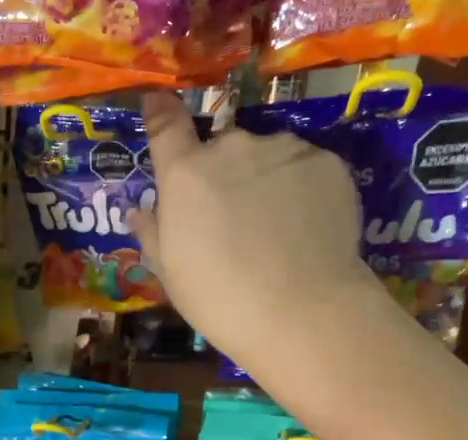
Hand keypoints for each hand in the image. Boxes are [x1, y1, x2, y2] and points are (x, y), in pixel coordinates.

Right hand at [129, 91, 378, 361]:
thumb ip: (153, 233)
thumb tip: (140, 212)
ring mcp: (284, 149)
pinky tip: (301, 228)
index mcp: (185, 175)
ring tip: (272, 228)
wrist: (299, 309)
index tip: (157, 102)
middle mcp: (232, 148)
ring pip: (265, 156)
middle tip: (229, 219)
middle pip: (220, 149)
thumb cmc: (216, 297)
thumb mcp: (169, 272)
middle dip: (221, 174)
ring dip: (263, 179)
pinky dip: (298, 189)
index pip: (166, 125)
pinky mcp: (327, 161)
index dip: (159, 111)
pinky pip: (303, 168)